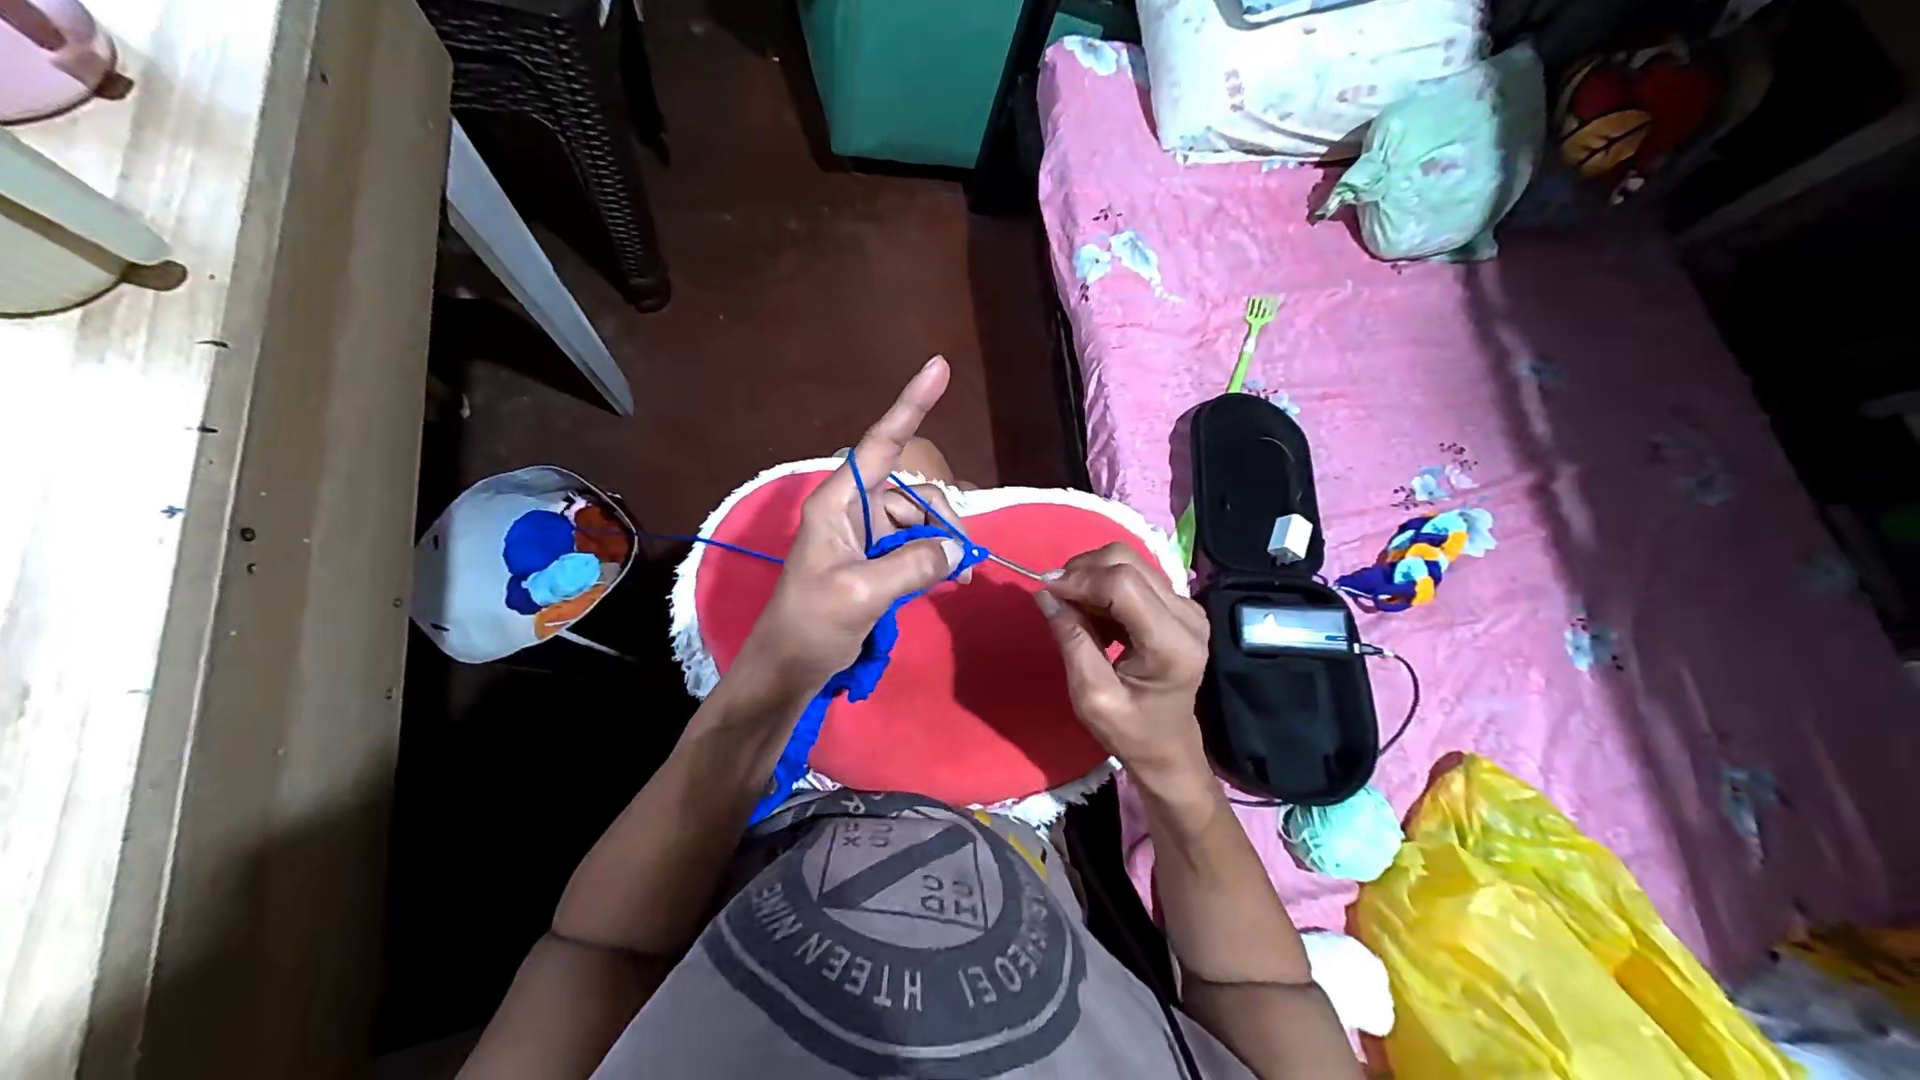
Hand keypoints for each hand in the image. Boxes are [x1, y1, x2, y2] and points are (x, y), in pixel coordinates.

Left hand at [736, 357, 968, 694]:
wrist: (789, 667)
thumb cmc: (810, 624)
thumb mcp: (861, 594)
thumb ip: (913, 565)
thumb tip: (956, 548)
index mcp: (839, 502)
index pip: (881, 444)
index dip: (910, 404)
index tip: (938, 367)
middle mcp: (854, 509)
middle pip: (914, 493)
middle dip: (943, 519)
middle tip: (961, 561)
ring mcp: (867, 536)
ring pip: (921, 521)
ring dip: (943, 544)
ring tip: (955, 578)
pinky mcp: (876, 560)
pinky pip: (917, 545)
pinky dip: (936, 558)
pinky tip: (947, 578)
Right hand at [1035, 543, 1215, 802]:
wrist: (1167, 747)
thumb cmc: (1130, 731)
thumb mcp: (1091, 696)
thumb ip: (1071, 641)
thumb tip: (1046, 594)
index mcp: (1171, 645)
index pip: (1123, 585)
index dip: (1080, 579)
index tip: (1045, 590)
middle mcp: (1187, 617)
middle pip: (1127, 562)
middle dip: (1083, 571)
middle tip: (1056, 596)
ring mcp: (1187, 607)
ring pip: (1130, 561)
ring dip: (1092, 576)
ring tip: (1072, 606)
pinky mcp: (1179, 605)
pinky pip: (1135, 575)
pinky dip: (1104, 585)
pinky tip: (1092, 613)